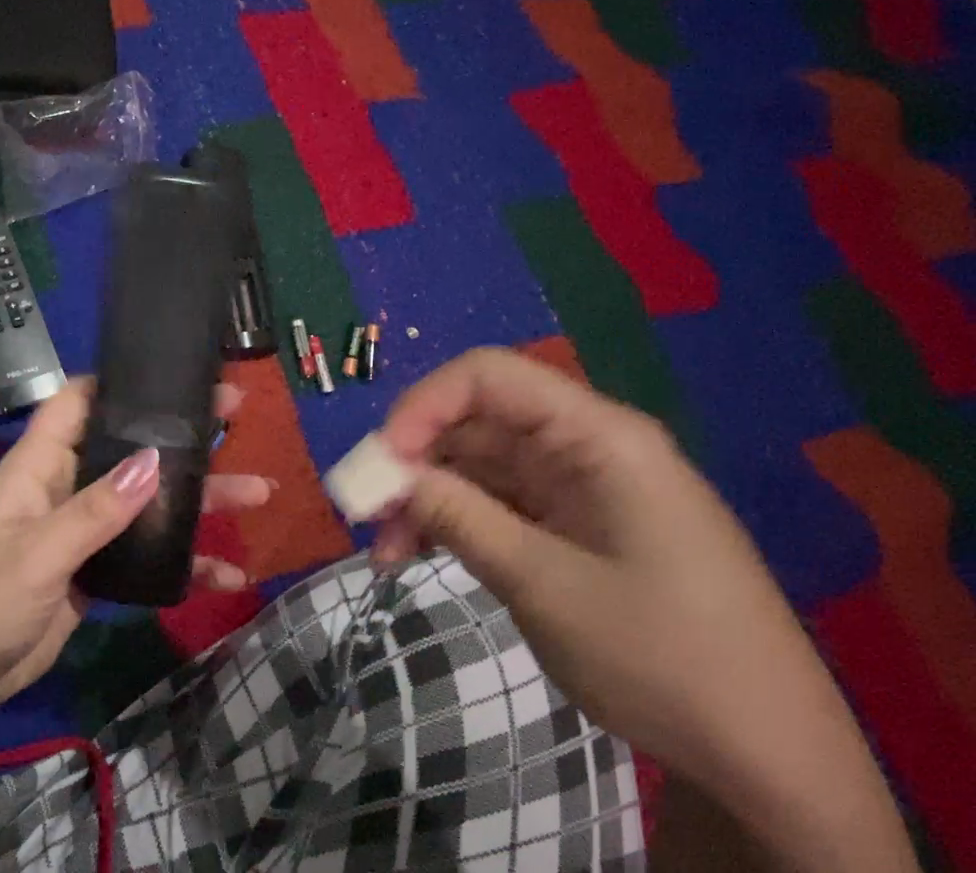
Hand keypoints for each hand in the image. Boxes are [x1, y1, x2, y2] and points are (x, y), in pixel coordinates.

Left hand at [0, 380, 268, 710]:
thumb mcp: (37, 555)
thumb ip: (94, 512)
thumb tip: (154, 461)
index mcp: (37, 468)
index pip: (76, 405)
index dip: (119, 384)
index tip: (174, 374)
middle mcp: (63, 489)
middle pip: (125, 450)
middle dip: (178, 436)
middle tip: (235, 416)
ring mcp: (82, 532)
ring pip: (146, 503)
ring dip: (197, 501)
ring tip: (258, 493)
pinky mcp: (95, 571)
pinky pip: (146, 556)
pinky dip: (183, 563)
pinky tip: (227, 575)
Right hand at [368, 349, 913, 871]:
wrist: (764, 752)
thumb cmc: (659, 654)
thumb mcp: (541, 582)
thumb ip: (457, 516)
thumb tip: (384, 474)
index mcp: (600, 438)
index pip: (487, 377)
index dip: (420, 406)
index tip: (378, 466)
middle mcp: (588, 448)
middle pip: (475, 420)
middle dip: (412, 460)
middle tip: (366, 516)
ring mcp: (582, 489)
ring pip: (477, 465)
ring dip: (424, 498)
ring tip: (386, 554)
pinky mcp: (576, 527)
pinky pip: (497, 503)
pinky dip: (451, 522)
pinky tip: (416, 556)